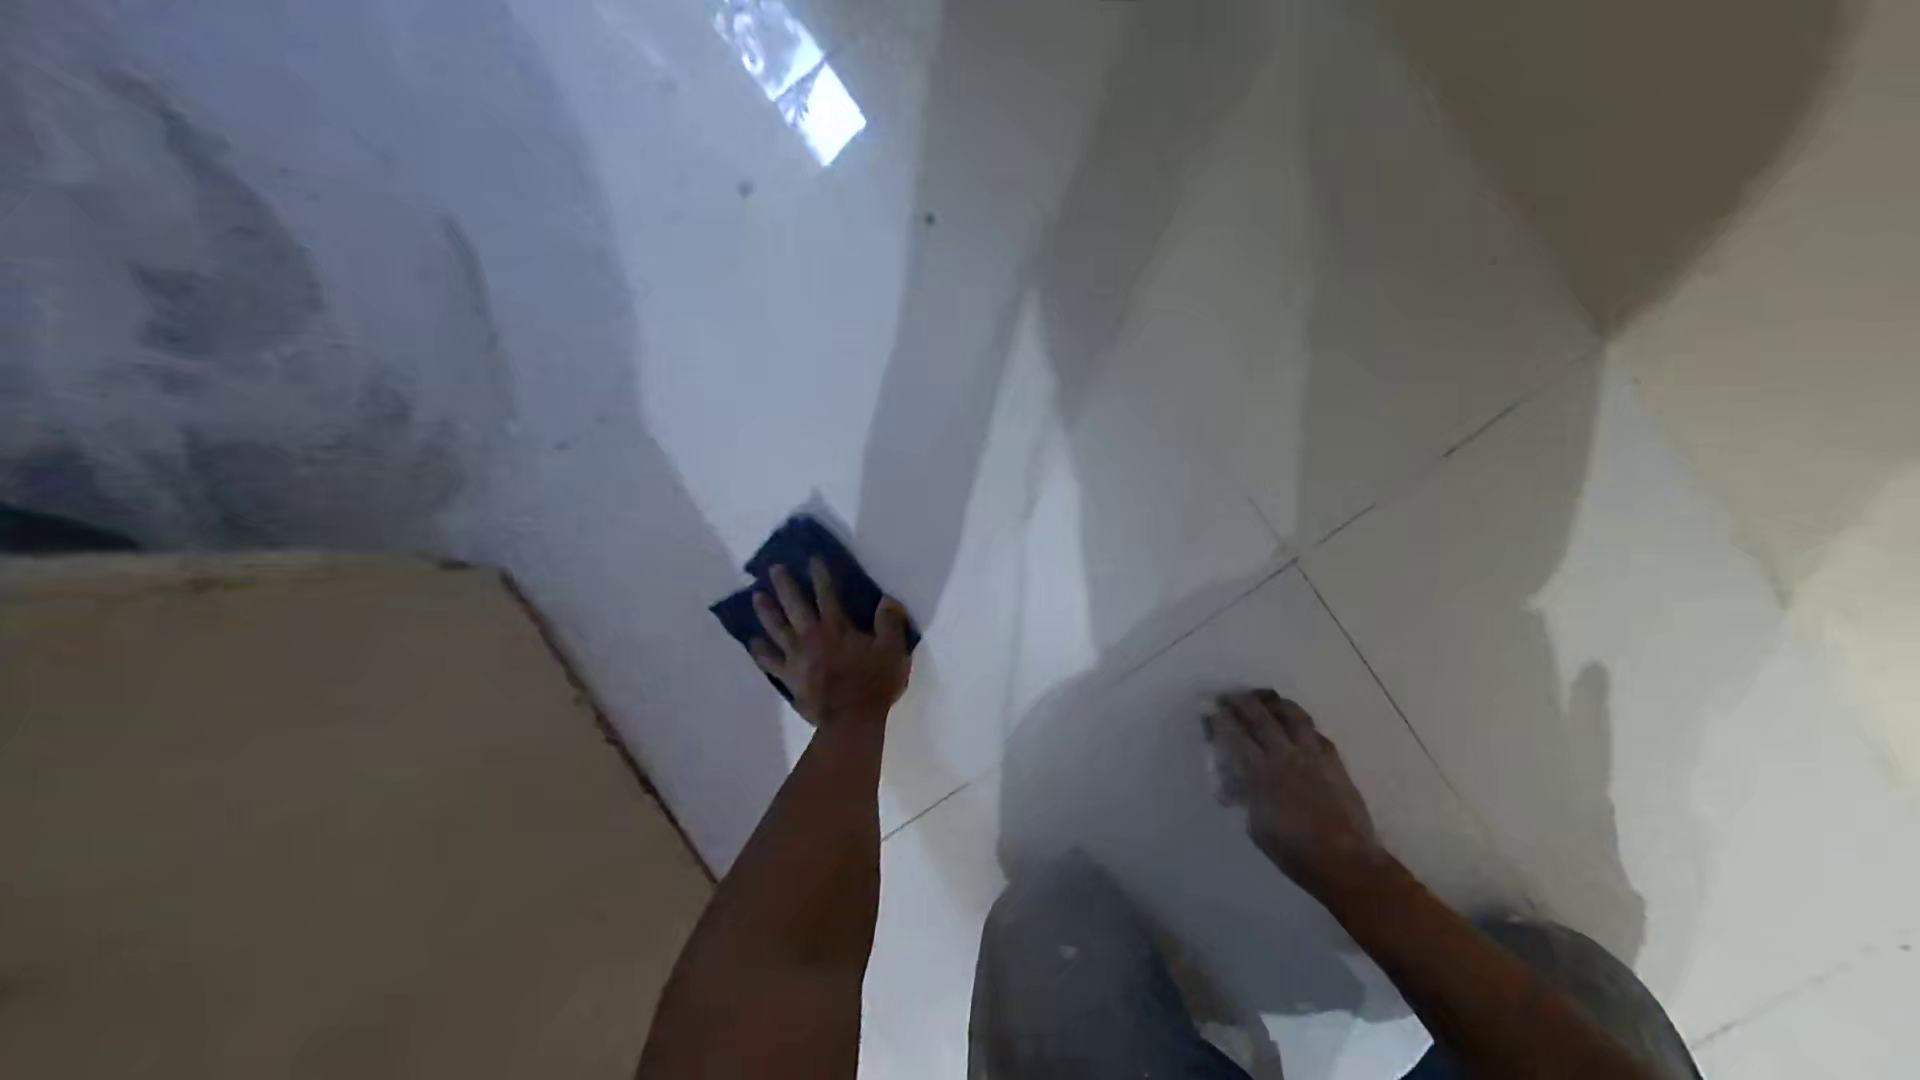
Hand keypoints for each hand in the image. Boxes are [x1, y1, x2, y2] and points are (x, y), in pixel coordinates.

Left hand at [750, 560, 911, 727]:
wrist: (851, 720)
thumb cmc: (874, 683)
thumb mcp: (892, 650)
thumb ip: (889, 622)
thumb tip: (887, 600)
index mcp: (837, 626)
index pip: (827, 593)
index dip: (821, 574)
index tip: (813, 559)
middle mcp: (811, 636)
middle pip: (794, 605)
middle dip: (785, 584)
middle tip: (774, 568)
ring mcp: (796, 657)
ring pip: (776, 629)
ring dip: (767, 611)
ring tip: (757, 596)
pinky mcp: (789, 678)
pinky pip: (770, 662)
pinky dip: (761, 651)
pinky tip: (754, 643)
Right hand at [1207, 690, 1386, 895]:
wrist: (1345, 862)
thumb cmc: (1293, 851)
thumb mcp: (1256, 826)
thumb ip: (1247, 797)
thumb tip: (1237, 786)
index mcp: (1259, 773)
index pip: (1234, 735)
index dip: (1220, 718)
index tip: (1210, 707)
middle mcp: (1284, 756)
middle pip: (1260, 717)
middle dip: (1243, 701)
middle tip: (1232, 695)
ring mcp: (1312, 757)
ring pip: (1294, 717)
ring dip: (1278, 705)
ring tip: (1269, 701)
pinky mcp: (1335, 763)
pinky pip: (1318, 735)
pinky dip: (1305, 728)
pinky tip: (1301, 728)